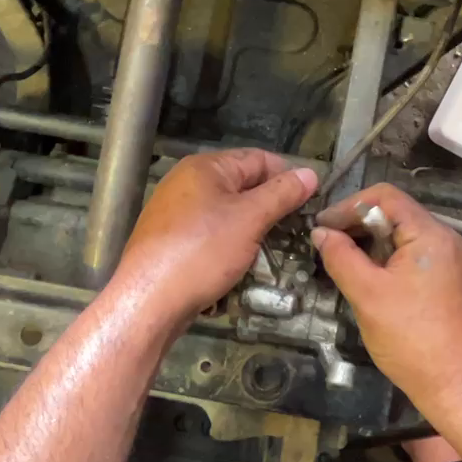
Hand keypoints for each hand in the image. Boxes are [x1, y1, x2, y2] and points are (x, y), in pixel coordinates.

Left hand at [114, 149, 316, 323]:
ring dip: (253, 229)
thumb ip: (282, 194)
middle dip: (271, 206)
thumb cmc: (201, 252)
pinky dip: (231, 246)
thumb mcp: (250, 219)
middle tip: (298, 228)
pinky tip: (243, 264)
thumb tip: (310, 173)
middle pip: (243, 185)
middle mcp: (187, 183)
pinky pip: (211, 235)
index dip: (288, 176)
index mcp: (205, 167)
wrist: (149, 302)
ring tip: (275, 249)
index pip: (258, 159)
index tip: (312, 200)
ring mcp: (176, 213)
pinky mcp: (172, 242)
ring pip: (228, 213)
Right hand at [311, 185, 461, 405]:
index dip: (349, 206)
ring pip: (402, 234)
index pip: (385, 196)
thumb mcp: (366, 294)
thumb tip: (320, 232)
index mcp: (429, 234)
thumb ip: (341, 257)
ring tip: (341, 259)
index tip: (323, 226)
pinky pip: (412, 253)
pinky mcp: (446, 278)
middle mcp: (444, 238)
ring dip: (370, 241)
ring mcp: (448, 259)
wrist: (455, 384)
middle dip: (358, 223)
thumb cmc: (410, 337)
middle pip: (395, 212)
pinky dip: (386, 257)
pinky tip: (366, 275)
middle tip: (327, 243)